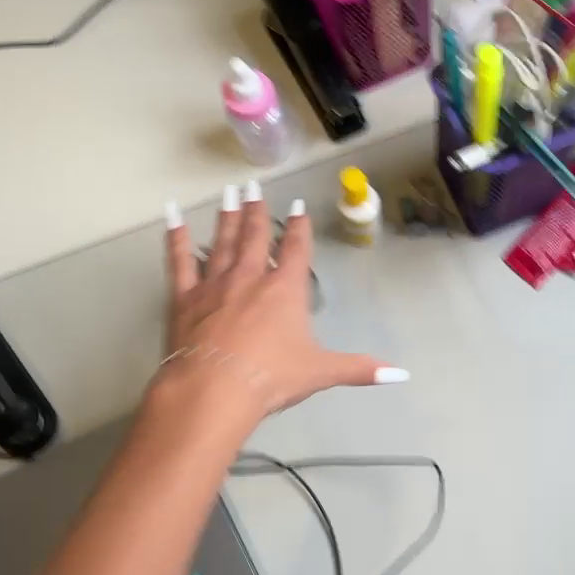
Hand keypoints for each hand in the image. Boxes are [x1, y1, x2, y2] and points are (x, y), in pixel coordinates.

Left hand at [162, 183, 405, 424]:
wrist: (215, 389)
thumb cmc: (272, 378)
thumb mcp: (321, 373)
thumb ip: (360, 369)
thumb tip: (401, 374)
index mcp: (285, 290)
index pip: (296, 251)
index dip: (300, 228)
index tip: (299, 207)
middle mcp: (250, 277)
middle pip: (256, 237)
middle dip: (258, 211)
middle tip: (255, 186)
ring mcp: (214, 284)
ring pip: (222, 242)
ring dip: (228, 217)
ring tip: (230, 194)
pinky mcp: (185, 298)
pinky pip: (180, 261)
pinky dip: (176, 238)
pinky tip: (173, 217)